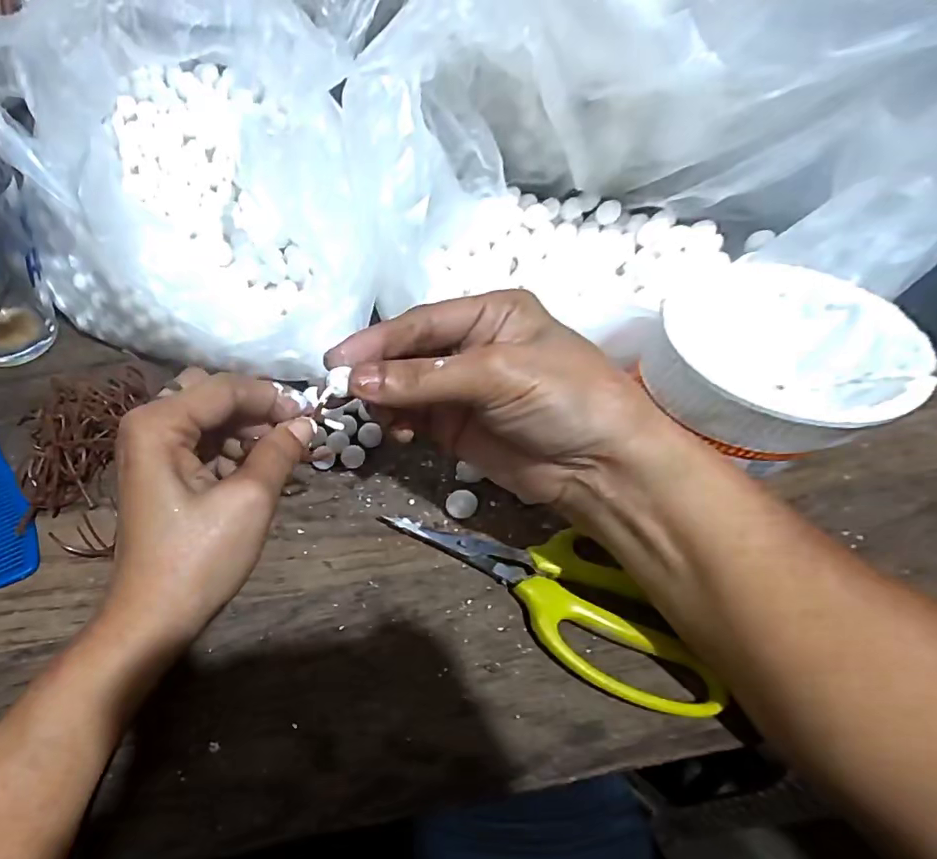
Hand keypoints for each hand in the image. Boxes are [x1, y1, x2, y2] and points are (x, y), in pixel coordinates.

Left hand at [100, 372, 313, 648]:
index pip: (223, 388)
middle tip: (293, 436)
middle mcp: (144, 426)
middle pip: (210, 396)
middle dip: (254, 412)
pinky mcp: (155, 476)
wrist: (152, 617)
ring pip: (204, 421)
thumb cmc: (197, 561)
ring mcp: (146, 452)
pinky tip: (254, 472)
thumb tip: (304, 423)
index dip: (271, 398)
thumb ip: (278, 452)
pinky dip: (227, 453)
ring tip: (280, 458)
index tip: (311, 416)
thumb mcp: (248, 502)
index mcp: (156, 423)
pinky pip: (196, 447)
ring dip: (242, 433)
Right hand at [325, 290, 674, 504]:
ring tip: (375, 415)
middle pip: (404, 353)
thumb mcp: (496, 375)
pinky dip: (396, 423)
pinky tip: (398, 432)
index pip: (420, 323)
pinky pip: (410, 417)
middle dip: (373, 371)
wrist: (600, 467)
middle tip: (338, 392)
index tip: (336, 361)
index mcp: (489, 314)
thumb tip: (357, 382)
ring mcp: (458, 387)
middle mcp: (469, 345)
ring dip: (382, 400)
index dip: (377, 340)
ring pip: (401, 387)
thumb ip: (425, 378)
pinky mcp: (452, 425)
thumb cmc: (564, 400)